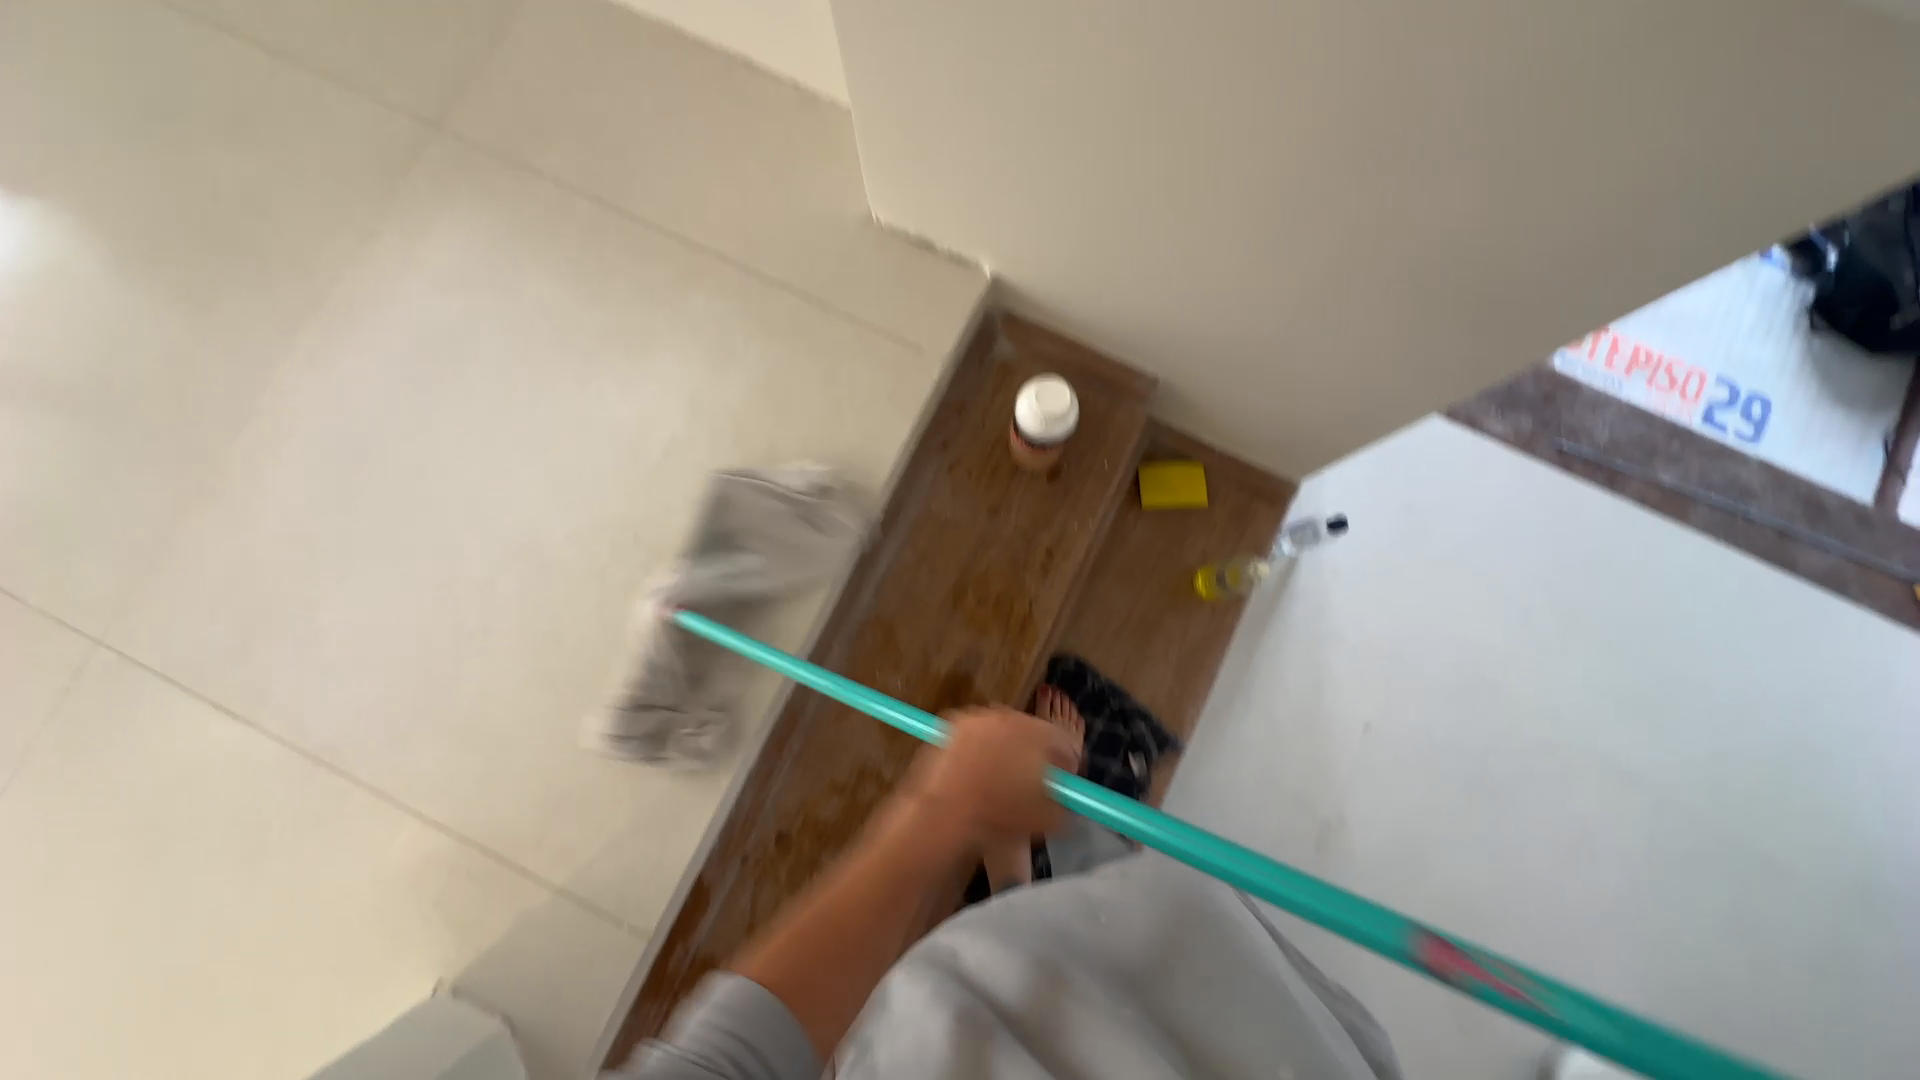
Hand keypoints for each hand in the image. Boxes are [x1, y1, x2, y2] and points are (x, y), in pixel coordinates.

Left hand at [902, 705, 1080, 851]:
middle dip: (1034, 751)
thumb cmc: (1000, 815)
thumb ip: (1065, 801)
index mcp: (1038, 733)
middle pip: (1031, 730)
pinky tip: (974, 769)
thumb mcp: (1047, 817)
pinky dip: (978, 746)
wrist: (946, 811)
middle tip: (1031, 776)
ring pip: (1001, 729)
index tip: (1063, 778)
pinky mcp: (952, 722)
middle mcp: (1010, 715)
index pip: (1063, 741)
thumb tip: (1066, 797)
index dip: (1065, 761)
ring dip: (1005, 746)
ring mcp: (978, 716)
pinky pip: (975, 733)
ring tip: (998, 774)